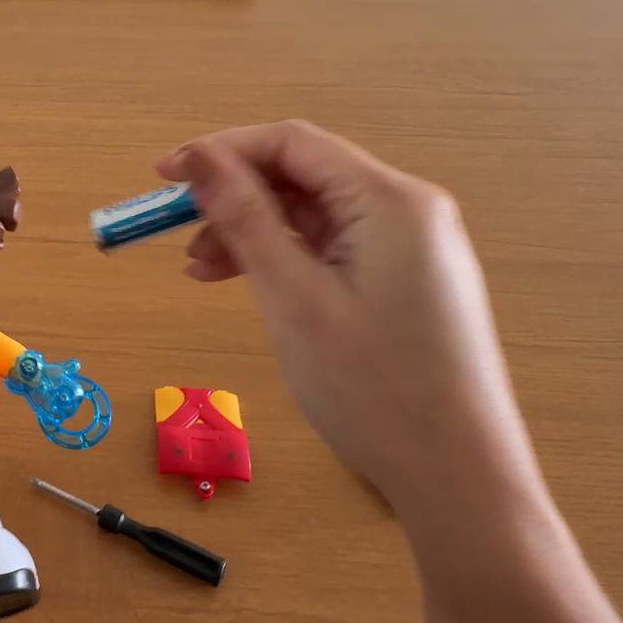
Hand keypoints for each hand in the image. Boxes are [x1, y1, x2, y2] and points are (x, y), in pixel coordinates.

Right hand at [156, 121, 541, 521]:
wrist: (457, 479)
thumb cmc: (373, 388)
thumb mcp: (292, 296)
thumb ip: (244, 217)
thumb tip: (199, 157)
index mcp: (389, 200)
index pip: (292, 143)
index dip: (222, 149)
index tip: (165, 173)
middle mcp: (406, 209)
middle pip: (302, 175)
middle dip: (234, 195)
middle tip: (175, 225)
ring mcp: (409, 246)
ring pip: (312, 213)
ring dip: (251, 230)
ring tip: (199, 268)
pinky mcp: (403, 279)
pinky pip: (330, 247)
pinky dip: (282, 257)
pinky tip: (242, 282)